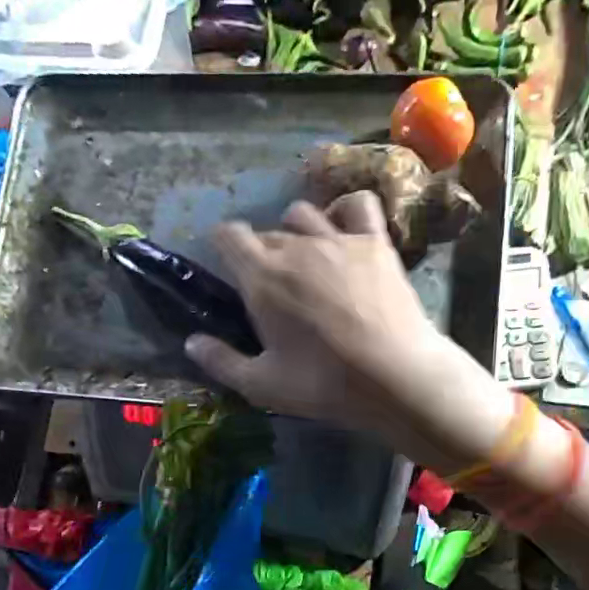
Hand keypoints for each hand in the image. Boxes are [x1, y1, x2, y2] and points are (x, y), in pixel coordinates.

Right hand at [188, 193, 483, 432]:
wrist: (397, 376)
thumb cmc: (324, 384)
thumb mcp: (263, 385)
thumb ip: (222, 362)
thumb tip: (191, 342)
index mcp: (261, 277)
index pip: (227, 235)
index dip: (222, 246)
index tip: (228, 267)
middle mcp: (295, 246)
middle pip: (267, 233)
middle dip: (262, 254)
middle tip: (274, 288)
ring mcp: (338, 238)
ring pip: (304, 214)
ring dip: (297, 231)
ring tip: (307, 258)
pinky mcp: (376, 242)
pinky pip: (358, 204)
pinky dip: (346, 210)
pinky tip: (345, 230)